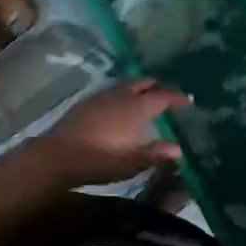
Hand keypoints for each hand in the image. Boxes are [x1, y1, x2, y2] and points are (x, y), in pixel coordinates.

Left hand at [36, 80, 188, 185]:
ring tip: (143, 99)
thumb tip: (178, 149)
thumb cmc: (100, 160)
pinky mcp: (86, 102)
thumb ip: (156, 153)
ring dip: (138, 89)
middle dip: (157, 87)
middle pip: (143, 83)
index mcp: (137, 107)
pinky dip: (121, 95)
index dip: (177, 98)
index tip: (188, 101)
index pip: (163, 96)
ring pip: (125, 85)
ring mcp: (101, 96)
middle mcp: (121, 95)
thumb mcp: (132, 162)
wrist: (58, 156)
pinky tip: (117, 107)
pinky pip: (110, 92)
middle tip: (166, 96)